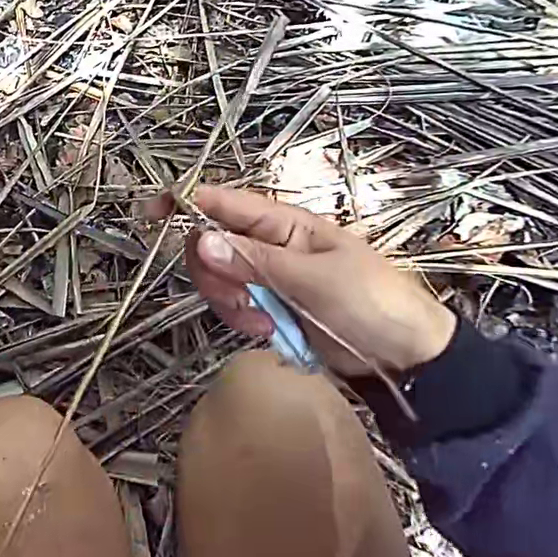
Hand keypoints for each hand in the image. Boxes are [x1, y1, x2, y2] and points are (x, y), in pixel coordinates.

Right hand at [160, 185, 455, 376]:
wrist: (404, 354)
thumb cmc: (371, 301)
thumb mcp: (315, 278)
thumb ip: (255, 261)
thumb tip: (200, 241)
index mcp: (282, 223)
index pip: (222, 202)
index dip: (184, 202)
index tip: (153, 214)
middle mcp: (266, 243)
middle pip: (208, 244)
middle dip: (214, 273)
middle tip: (241, 298)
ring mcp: (264, 275)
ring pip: (216, 278)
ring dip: (229, 302)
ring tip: (265, 321)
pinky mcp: (266, 304)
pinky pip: (231, 304)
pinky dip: (240, 319)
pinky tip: (269, 330)